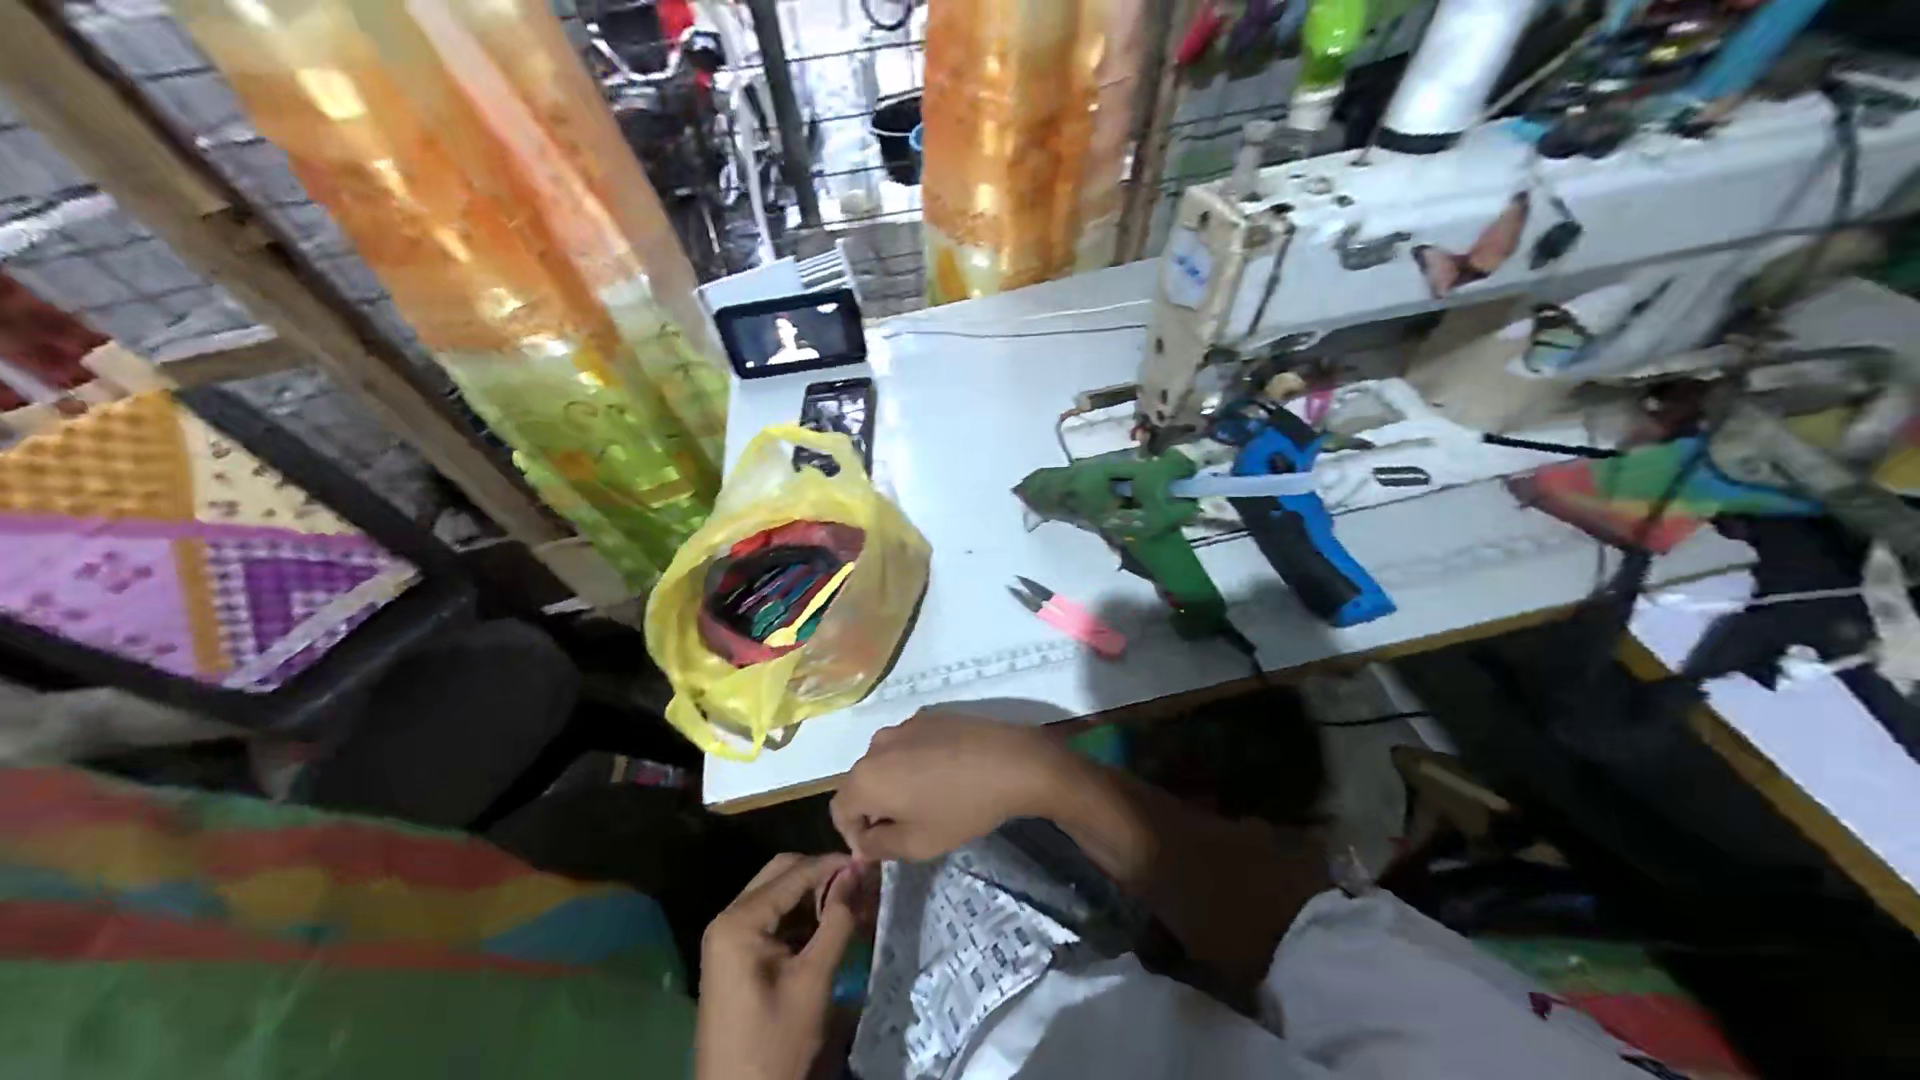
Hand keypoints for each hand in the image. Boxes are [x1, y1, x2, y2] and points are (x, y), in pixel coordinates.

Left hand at [696, 853, 860, 1079]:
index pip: (795, 872)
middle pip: (781, 874)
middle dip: (821, 876)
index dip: (834, 864)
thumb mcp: (814, 980)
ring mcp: (727, 937)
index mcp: (740, 920)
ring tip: (850, 906)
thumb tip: (858, 872)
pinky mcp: (733, 955)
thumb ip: (837, 920)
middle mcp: (728, 918)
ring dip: (812, 896)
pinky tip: (826, 928)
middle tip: (859, 888)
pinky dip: (799, 917)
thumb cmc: (776, 1044)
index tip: (871, 863)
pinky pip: (770, 918)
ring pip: (777, 894)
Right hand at [830, 711, 1081, 860]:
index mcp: (866, 777)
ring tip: (928, 801)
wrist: (1012, 761)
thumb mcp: (918, 843)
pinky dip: (914, 762)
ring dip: (895, 784)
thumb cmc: (962, 808)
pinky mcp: (929, 716)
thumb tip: (863, 841)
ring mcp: (903, 725)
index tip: (879, 849)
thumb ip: (879, 846)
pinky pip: (908, 745)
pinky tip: (945, 775)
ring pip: (885, 762)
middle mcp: (876, 744)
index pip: (839, 810)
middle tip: (906, 829)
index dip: (853, 835)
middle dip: (875, 809)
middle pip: (861, 783)